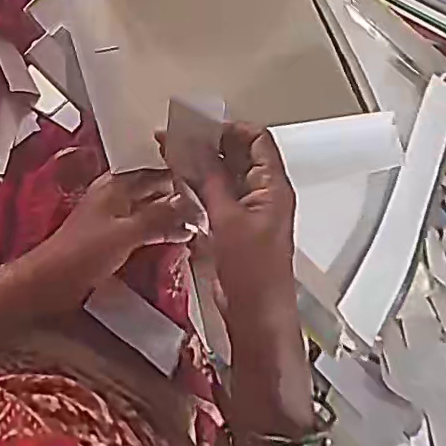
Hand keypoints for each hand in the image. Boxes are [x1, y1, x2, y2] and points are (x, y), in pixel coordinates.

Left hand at [19, 156, 193, 311]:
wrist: (48, 283)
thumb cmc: (83, 253)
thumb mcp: (125, 234)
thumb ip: (158, 218)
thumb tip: (191, 206)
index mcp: (117, 184)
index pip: (156, 170)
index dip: (181, 174)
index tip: (210, 180)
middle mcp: (117, 195)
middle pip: (155, 190)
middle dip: (180, 196)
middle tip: (213, 205)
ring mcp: (115, 216)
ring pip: (152, 209)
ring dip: (173, 216)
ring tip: (203, 223)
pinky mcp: (114, 238)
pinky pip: (145, 228)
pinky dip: (162, 231)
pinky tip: (180, 240)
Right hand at [166, 122, 297, 315]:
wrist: (255, 318)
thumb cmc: (252, 272)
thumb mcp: (228, 220)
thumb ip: (211, 179)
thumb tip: (194, 147)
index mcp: (273, 186)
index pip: (257, 139)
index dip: (230, 129)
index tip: (200, 127)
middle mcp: (263, 193)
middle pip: (239, 154)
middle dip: (210, 143)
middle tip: (178, 136)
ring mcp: (248, 209)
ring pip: (226, 174)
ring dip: (202, 163)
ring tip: (173, 152)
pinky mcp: (234, 225)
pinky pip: (218, 194)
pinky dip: (200, 183)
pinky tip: (179, 179)